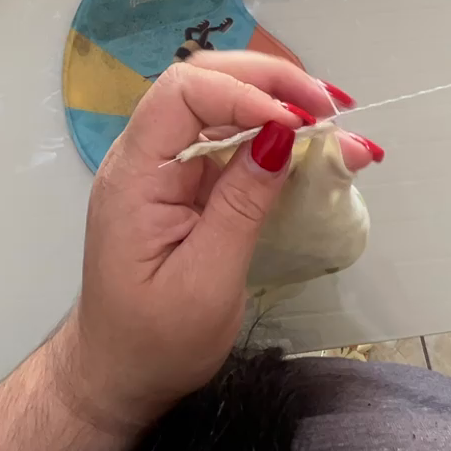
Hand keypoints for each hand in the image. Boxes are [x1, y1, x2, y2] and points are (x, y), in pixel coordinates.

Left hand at [47, 51, 377, 436]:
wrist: (118, 371)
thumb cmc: (155, 340)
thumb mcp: (206, 282)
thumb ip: (242, 205)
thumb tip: (282, 136)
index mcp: (135, 172)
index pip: (182, 92)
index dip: (242, 93)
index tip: (297, 123)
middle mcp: (146, 151)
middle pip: (203, 79)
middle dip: (269, 82)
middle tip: (330, 106)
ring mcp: (166, 161)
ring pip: (220, 99)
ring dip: (277, 99)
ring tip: (331, 116)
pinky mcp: (187, 176)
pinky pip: (230, 135)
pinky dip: (272, 131)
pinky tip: (312, 141)